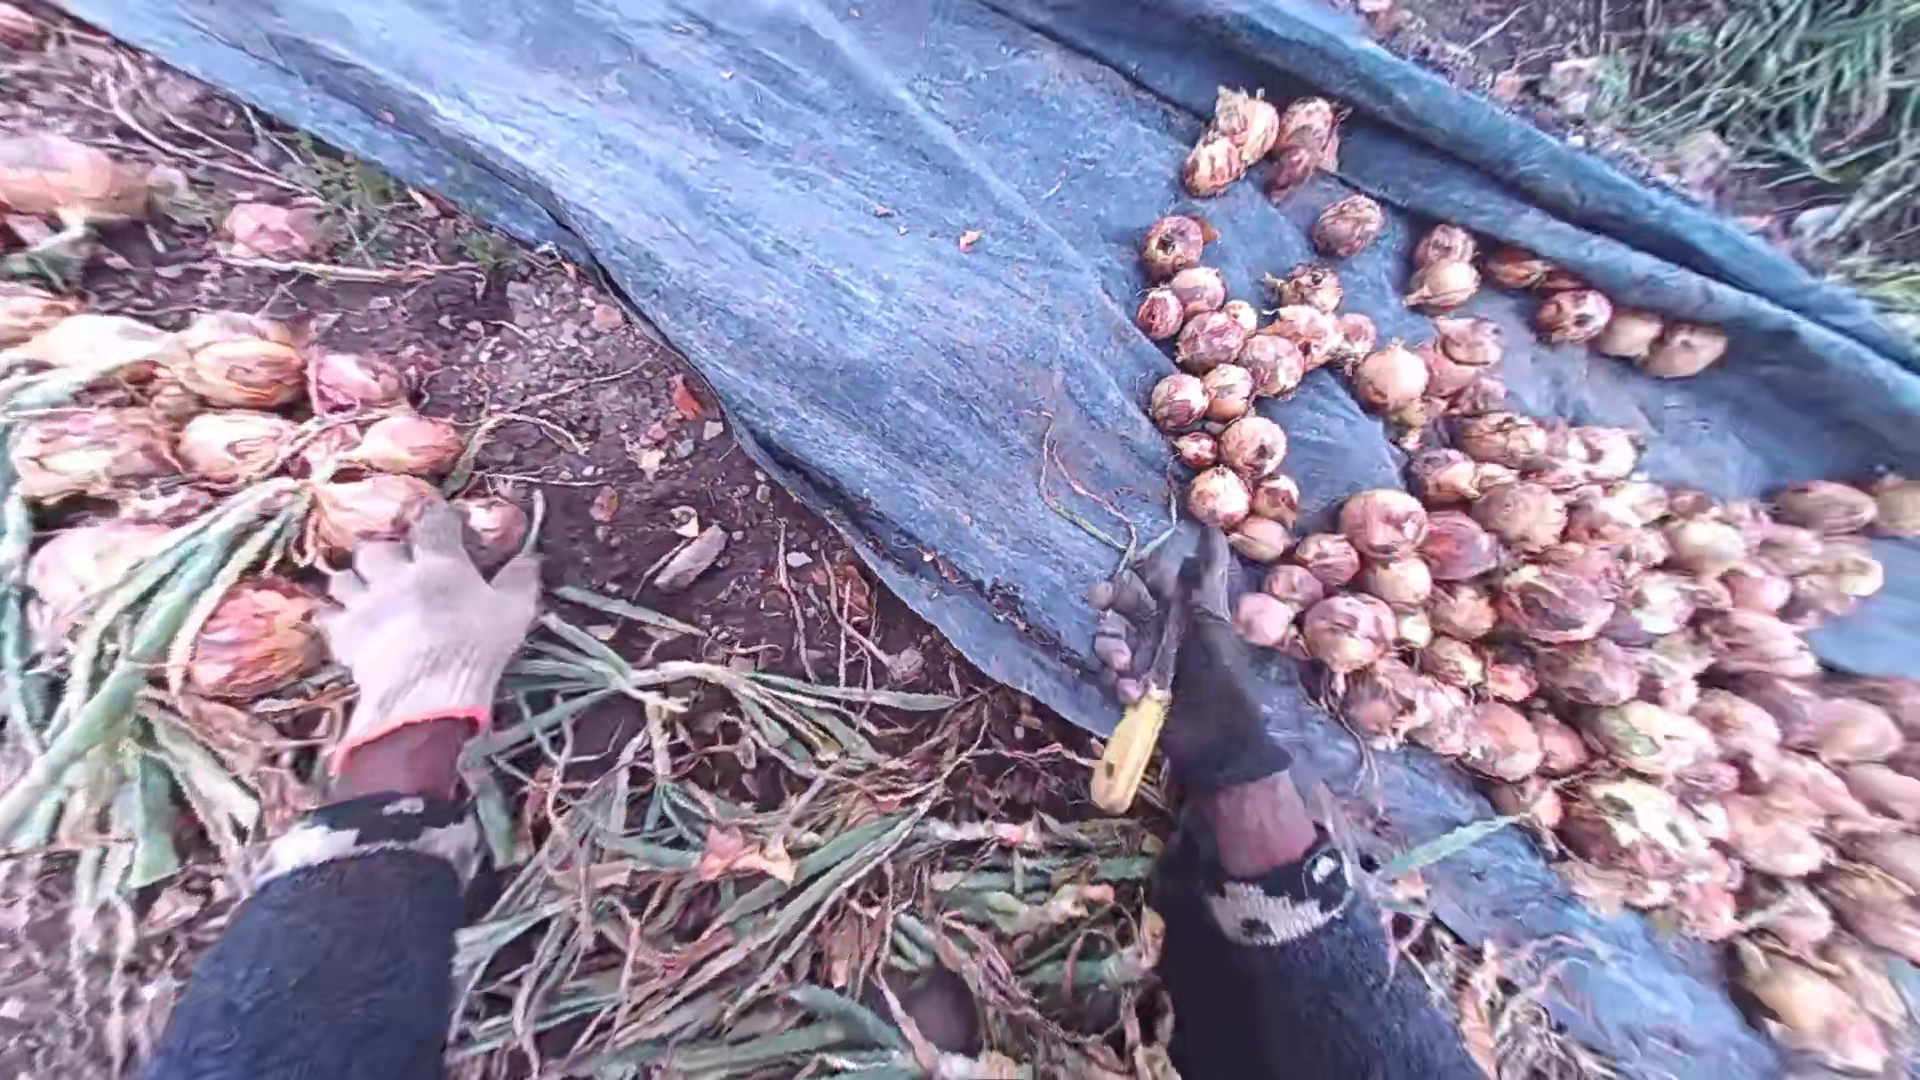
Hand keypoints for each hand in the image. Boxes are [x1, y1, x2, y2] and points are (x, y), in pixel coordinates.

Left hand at [322, 500, 539, 774]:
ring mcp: (364, 604)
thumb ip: (520, 579)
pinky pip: (326, 614)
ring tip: (367, 584)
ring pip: (343, 577)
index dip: (438, 516)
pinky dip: (334, 611)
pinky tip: (345, 616)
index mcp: (440, 563)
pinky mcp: (343, 634)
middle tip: (398, 557)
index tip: (444, 515)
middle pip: (375, 548)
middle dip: (385, 549)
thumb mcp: (515, 608)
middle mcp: (395, 575)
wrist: (430, 683)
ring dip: (355, 578)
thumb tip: (529, 557)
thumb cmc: (479, 639)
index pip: (434, 525)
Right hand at [1091, 529, 1290, 794]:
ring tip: (1124, 669)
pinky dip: (1116, 681)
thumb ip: (1207, 578)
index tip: (1122, 574)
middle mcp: (1155, 627)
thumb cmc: (1223, 678)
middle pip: (1117, 606)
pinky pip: (1108, 673)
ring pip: (1107, 638)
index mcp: (1177, 609)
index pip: (1142, 581)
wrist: (1219, 741)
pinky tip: (1132, 692)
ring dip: (1110, 649)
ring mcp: (1140, 657)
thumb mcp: (1215, 621)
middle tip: (1099, 602)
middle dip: (1109, 606)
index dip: (1128, 578)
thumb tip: (1213, 530)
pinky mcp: (1128, 685)